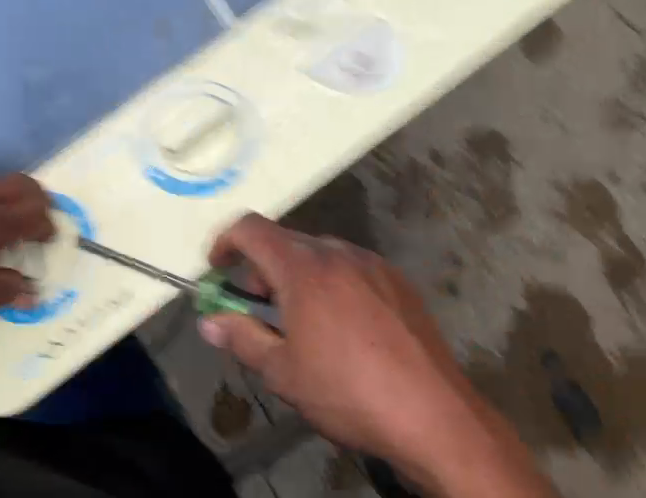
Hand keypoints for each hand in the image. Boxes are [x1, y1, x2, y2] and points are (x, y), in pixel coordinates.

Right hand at [201, 215, 548, 495]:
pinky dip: (335, 286)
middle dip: (263, 269)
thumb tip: (209, 322)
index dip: (225, 242)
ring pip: (321, 256)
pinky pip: (353, 271)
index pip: (250, 228)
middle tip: (260, 311)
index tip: (217, 270)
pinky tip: (346, 331)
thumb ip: (242, 338)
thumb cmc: (348, 392)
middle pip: (286, 242)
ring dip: (300, 278)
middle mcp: (337, 252)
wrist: (435, 416)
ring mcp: (373, 264)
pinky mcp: (400, 283)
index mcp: (303, 267)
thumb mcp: (283, 373)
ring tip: (304, 326)